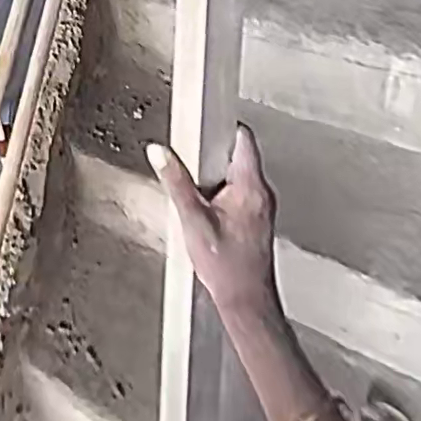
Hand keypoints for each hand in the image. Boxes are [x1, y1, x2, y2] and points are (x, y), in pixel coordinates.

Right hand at [147, 126, 277, 314]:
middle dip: (210, 149)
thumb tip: (159, 151)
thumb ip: (175, 181)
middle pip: (237, 152)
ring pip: (235, 171)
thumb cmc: (226, 266)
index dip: (224, 124)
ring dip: (211, 170)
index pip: (244, 139)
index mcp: (251, 188)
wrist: (246, 304)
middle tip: (186, 150)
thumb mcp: (192, 219)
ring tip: (190, 179)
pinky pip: (235, 187)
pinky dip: (216, 186)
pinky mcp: (254, 216)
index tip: (203, 115)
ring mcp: (259, 206)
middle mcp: (261, 193)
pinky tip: (199, 201)